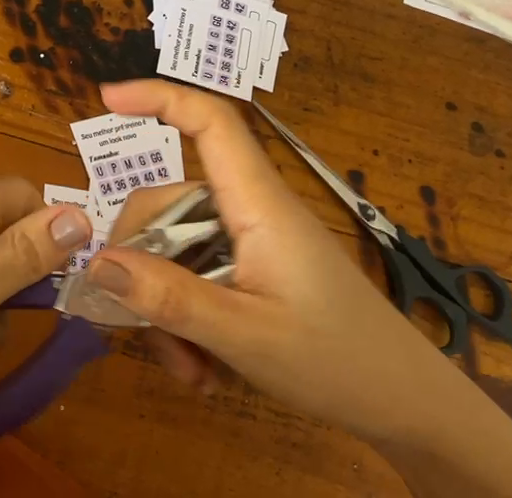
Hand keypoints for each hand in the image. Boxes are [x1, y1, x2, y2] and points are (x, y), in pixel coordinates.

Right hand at [85, 81, 474, 448]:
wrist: (415, 413)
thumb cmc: (342, 364)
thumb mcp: (246, 337)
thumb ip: (169, 298)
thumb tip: (97, 262)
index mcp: (258, 205)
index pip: (211, 122)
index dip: (158, 97)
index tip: (105, 99)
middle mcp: (250, 212)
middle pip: (168, 202)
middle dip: (143, 261)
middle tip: (145, 327)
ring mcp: (253, 243)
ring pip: (175, 247)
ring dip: (164, 304)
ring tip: (189, 366)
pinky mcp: (256, 271)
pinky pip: (196, 275)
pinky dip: (185, 315)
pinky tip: (203, 365)